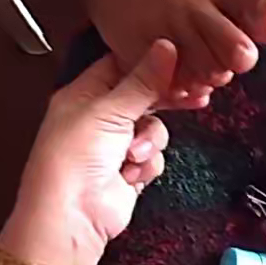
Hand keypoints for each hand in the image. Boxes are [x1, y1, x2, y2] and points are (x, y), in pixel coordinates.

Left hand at [0, 40, 175, 264]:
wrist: (72, 218)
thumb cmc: (74, 160)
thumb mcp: (108, 111)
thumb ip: (142, 81)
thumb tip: (166, 46)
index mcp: (83, 94)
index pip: (121, 65)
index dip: (150, 63)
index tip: (180, 60)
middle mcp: (98, 118)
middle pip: (142, 97)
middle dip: (163, 102)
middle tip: (193, 97)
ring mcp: (115, 146)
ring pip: (153, 129)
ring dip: (149, 142)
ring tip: (133, 155)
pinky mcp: (129, 171)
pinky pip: (152, 157)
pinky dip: (145, 166)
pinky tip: (131, 174)